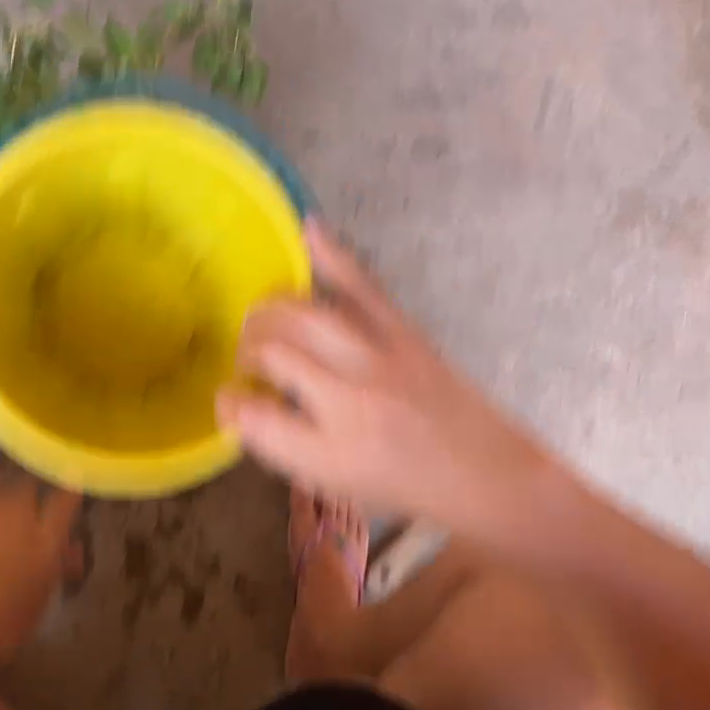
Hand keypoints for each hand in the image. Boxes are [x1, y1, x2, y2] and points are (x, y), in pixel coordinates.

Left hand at [0, 473, 81, 678]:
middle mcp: (12, 514)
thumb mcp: (36, 605)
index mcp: (44, 538)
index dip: (68, 494)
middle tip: (28, 508)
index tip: (69, 491)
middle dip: (30, 493)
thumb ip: (53, 570)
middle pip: (27, 485)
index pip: (65, 501)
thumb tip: (65, 552)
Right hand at [218, 223, 551, 528]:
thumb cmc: (399, 480)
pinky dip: (334, 256)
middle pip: (276, 348)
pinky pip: (362, 286)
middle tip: (245, 358)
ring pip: (308, 313)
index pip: (256, 408)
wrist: (478, 469)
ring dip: (272, 309)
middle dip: (249, 346)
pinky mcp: (403, 331)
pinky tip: (311, 229)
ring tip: (259, 317)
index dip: (231, 398)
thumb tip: (233, 404)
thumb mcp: (331, 479)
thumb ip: (278, 441)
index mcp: (328, 438)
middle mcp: (349, 389)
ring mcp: (378, 354)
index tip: (230, 398)